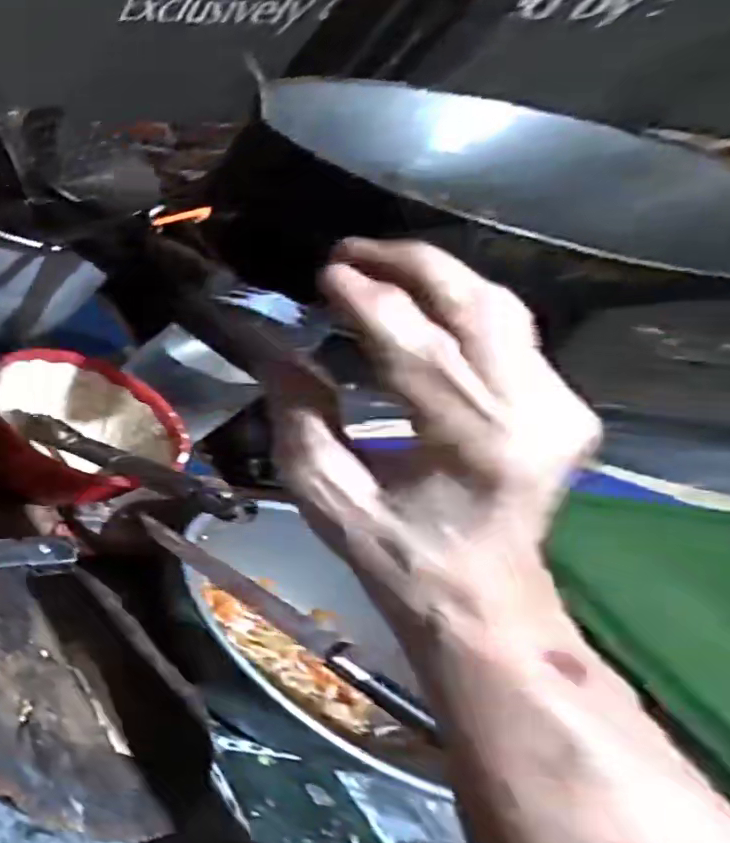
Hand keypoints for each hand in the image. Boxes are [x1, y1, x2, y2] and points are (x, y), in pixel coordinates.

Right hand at [269, 239, 599, 643]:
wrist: (476, 591)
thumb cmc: (389, 549)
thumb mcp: (323, 489)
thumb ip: (301, 416)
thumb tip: (280, 355)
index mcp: (472, 442)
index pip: (417, 347)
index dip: (368, 302)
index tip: (325, 273)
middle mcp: (534, 414)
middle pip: (480, 311)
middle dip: (414, 268)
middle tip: (351, 251)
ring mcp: (560, 407)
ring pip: (506, 312)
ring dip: (441, 277)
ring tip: (378, 261)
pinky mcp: (562, 406)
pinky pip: (511, 333)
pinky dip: (459, 304)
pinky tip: (416, 298)